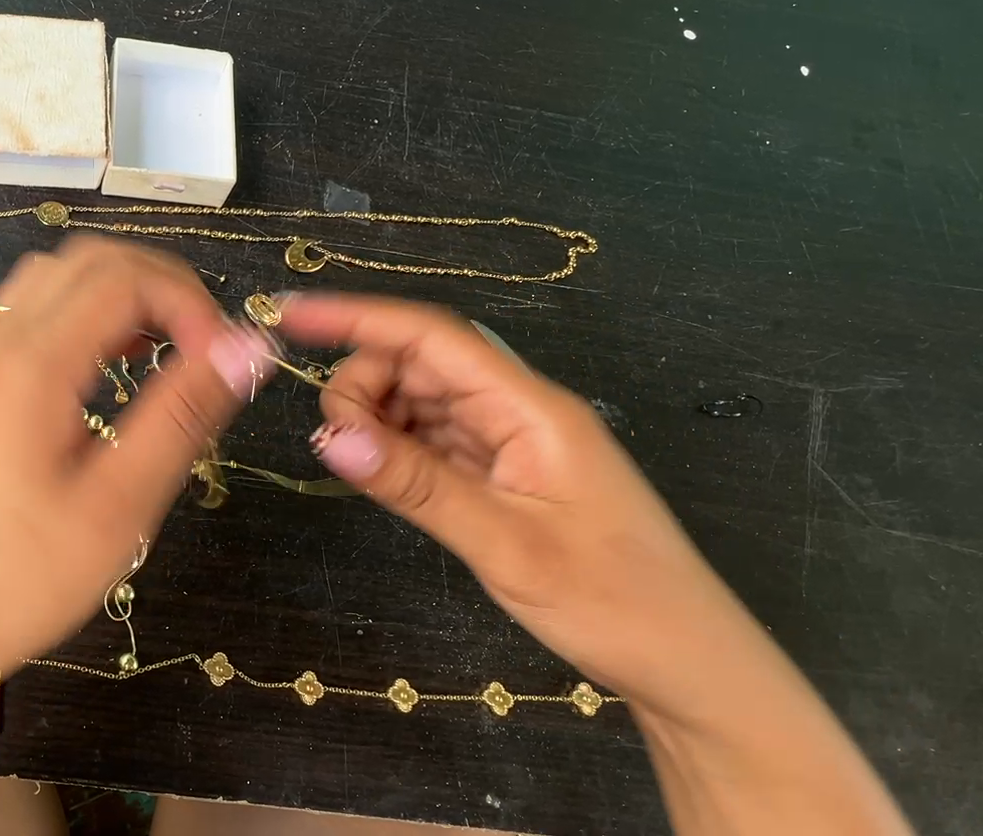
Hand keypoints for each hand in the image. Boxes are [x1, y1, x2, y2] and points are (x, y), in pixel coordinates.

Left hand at [0, 236, 274, 773]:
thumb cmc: (19, 578)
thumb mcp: (117, 505)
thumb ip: (183, 414)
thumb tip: (247, 346)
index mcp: (32, 361)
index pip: (124, 276)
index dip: (189, 301)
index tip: (224, 360)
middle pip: (88, 259)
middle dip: (159, 283)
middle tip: (203, 343)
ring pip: (55, 278)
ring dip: (117, 292)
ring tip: (161, 348)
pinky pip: (29, 313)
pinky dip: (80, 314)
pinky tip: (106, 367)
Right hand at [278, 292, 768, 717]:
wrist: (690, 669)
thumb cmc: (616, 604)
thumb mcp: (506, 545)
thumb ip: (413, 484)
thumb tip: (328, 436)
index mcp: (529, 408)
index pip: (430, 336)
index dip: (356, 317)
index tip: (291, 313)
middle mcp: (515, 410)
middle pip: (416, 364)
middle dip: (361, 385)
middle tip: (336, 441)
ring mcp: (507, 440)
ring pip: (417, 399)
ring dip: (375, 418)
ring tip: (359, 463)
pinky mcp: (499, 470)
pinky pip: (430, 437)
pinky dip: (395, 447)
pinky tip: (382, 473)